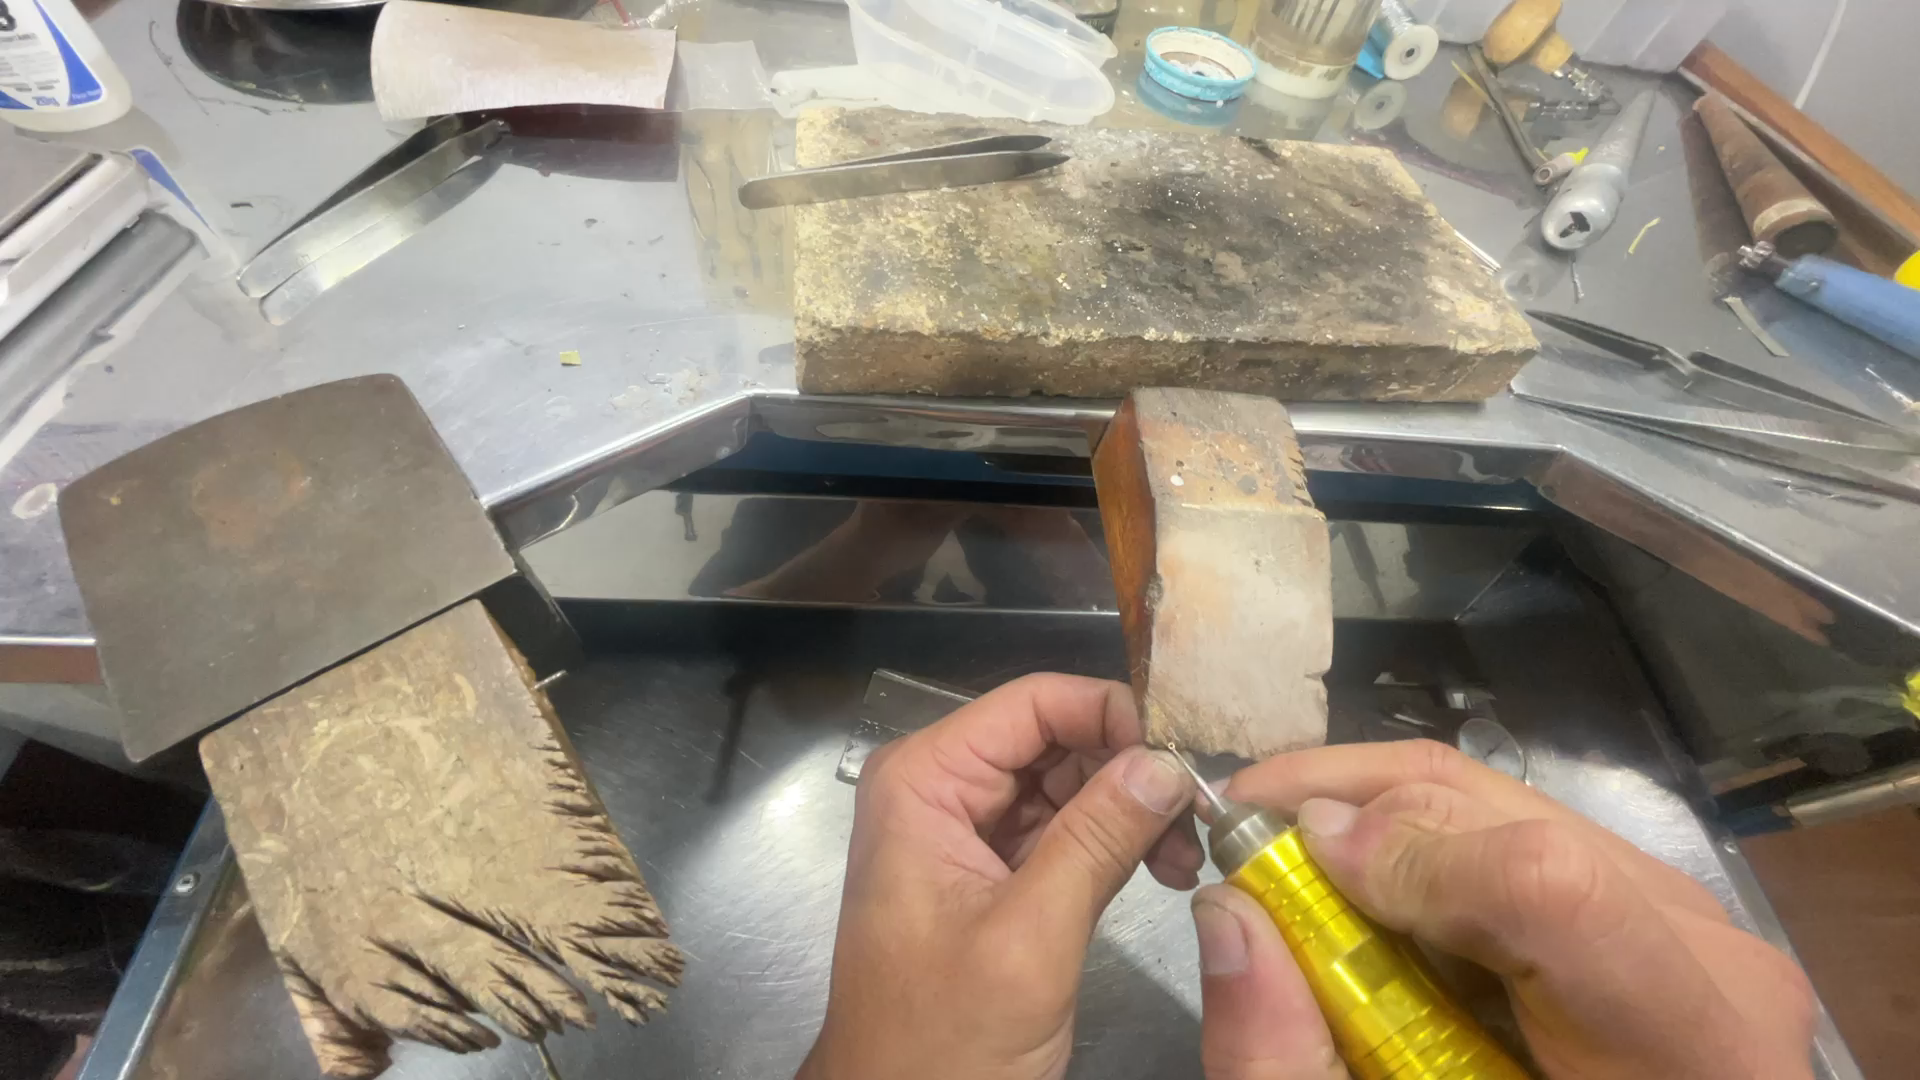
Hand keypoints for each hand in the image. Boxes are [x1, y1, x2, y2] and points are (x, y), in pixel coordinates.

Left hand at [800, 674, 1202, 1079]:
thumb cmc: (941, 1040)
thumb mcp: (1027, 939)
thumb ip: (1097, 840)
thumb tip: (1166, 763)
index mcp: (926, 777)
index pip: (1031, 703)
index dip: (1110, 712)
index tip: (1182, 753)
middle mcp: (944, 783)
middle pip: (1052, 736)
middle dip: (1126, 767)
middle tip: (1197, 810)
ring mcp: (967, 822)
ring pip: (1065, 779)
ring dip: (1129, 808)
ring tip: (1184, 851)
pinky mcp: (993, 862)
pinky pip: (1062, 824)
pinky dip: (1113, 840)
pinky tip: (1159, 866)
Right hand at [1190, 740, 1816, 1079]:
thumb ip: (1287, 1058)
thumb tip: (1227, 907)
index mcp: (1677, 1052)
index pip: (1550, 889)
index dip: (1404, 852)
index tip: (1288, 862)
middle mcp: (1702, 951)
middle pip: (1493, 814)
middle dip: (1346, 809)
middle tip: (1250, 842)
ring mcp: (1671, 904)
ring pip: (1480, 792)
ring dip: (1361, 809)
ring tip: (1289, 851)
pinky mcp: (1631, 884)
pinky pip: (1489, 810)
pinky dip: (1396, 823)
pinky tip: (1353, 872)